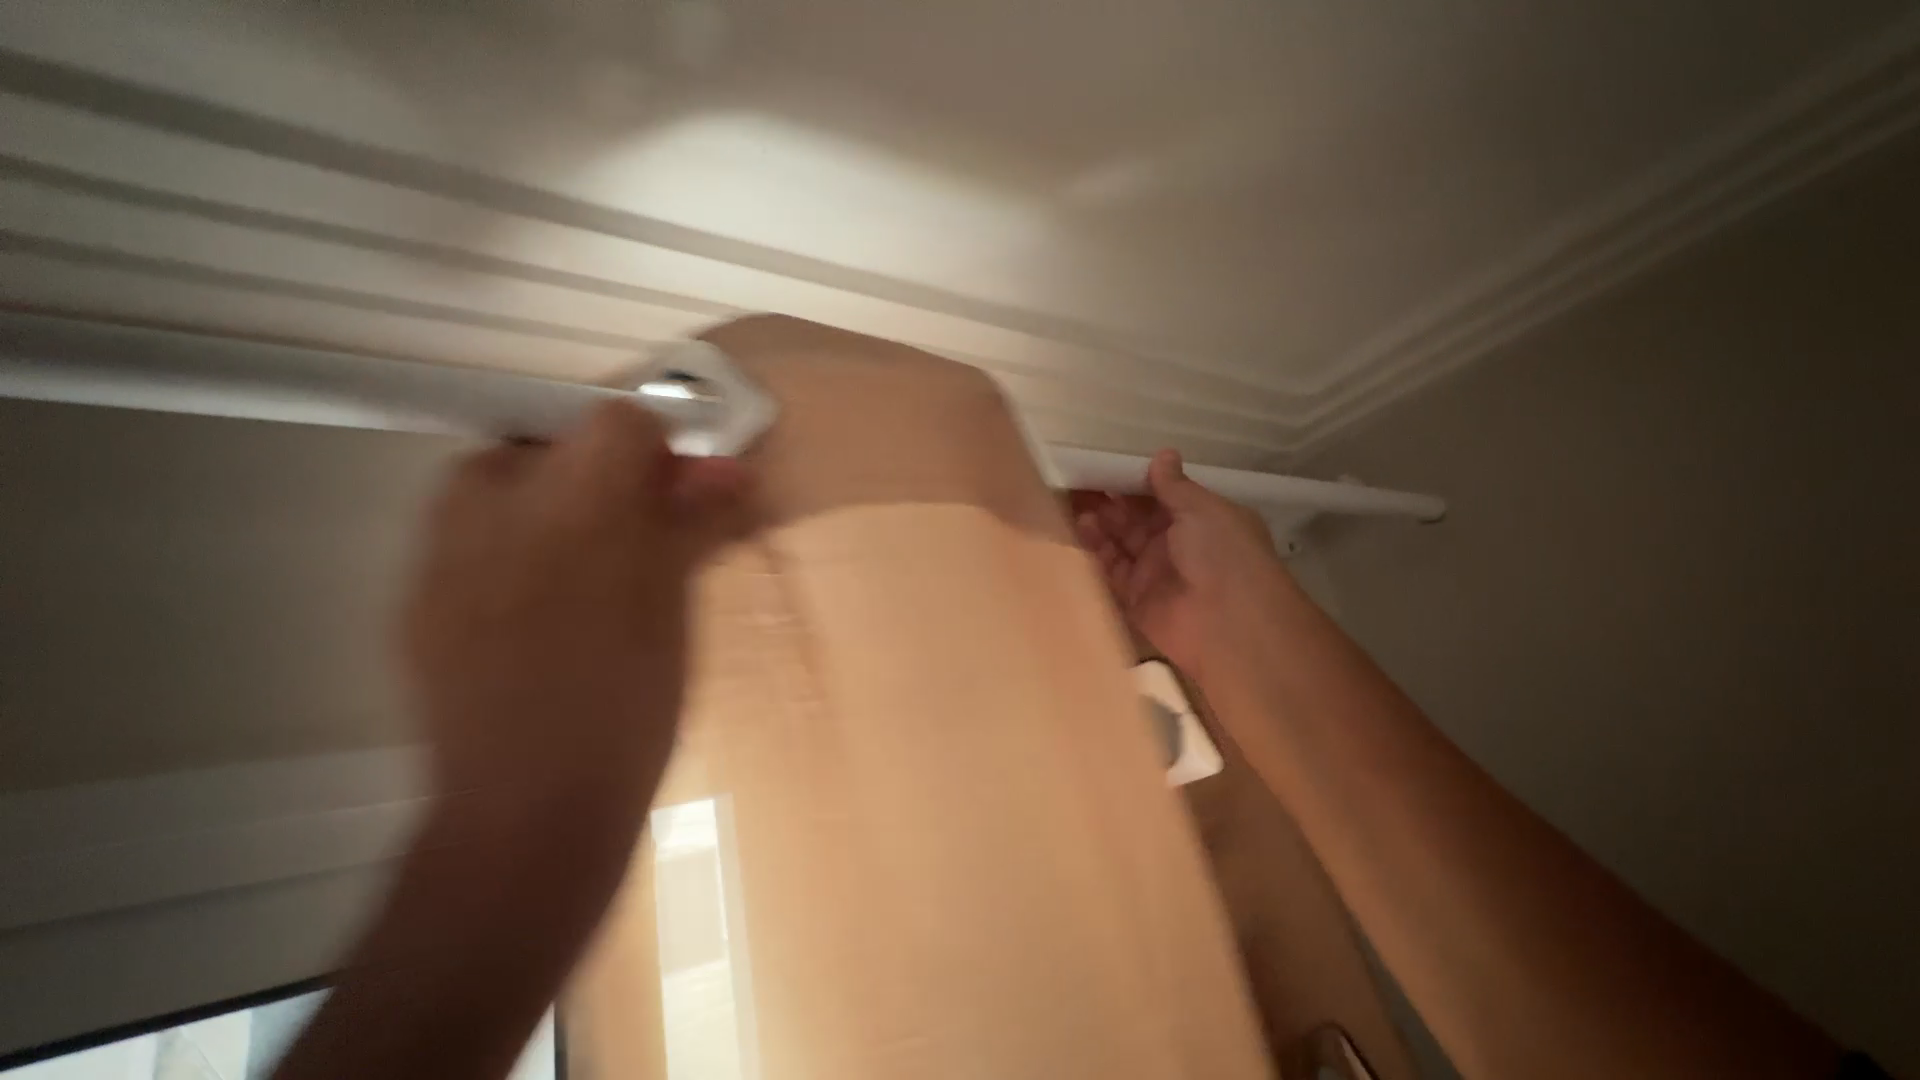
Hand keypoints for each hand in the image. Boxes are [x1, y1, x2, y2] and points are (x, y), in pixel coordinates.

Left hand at [403, 401, 747, 841]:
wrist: (528, 814)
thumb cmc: (629, 708)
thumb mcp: (676, 606)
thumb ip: (696, 523)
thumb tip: (730, 473)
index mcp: (577, 504)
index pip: (621, 420)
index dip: (660, 453)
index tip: (679, 498)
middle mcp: (494, 505)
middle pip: (555, 444)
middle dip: (599, 479)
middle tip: (634, 540)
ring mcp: (439, 548)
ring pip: (501, 486)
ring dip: (550, 509)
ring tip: (582, 577)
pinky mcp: (411, 595)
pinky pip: (465, 538)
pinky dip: (507, 552)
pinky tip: (534, 614)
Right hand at [1072, 449, 1291, 681]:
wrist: (1229, 625)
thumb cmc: (1223, 554)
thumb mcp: (1204, 510)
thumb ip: (1175, 486)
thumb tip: (1163, 454)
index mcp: (1199, 519)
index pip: (1159, 496)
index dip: (1132, 481)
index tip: (1102, 464)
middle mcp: (1176, 545)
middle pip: (1134, 518)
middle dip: (1108, 499)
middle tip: (1075, 479)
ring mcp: (1154, 573)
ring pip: (1118, 542)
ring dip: (1099, 522)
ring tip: (1075, 504)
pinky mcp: (1134, 600)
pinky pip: (1110, 572)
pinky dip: (1095, 551)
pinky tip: (1081, 529)